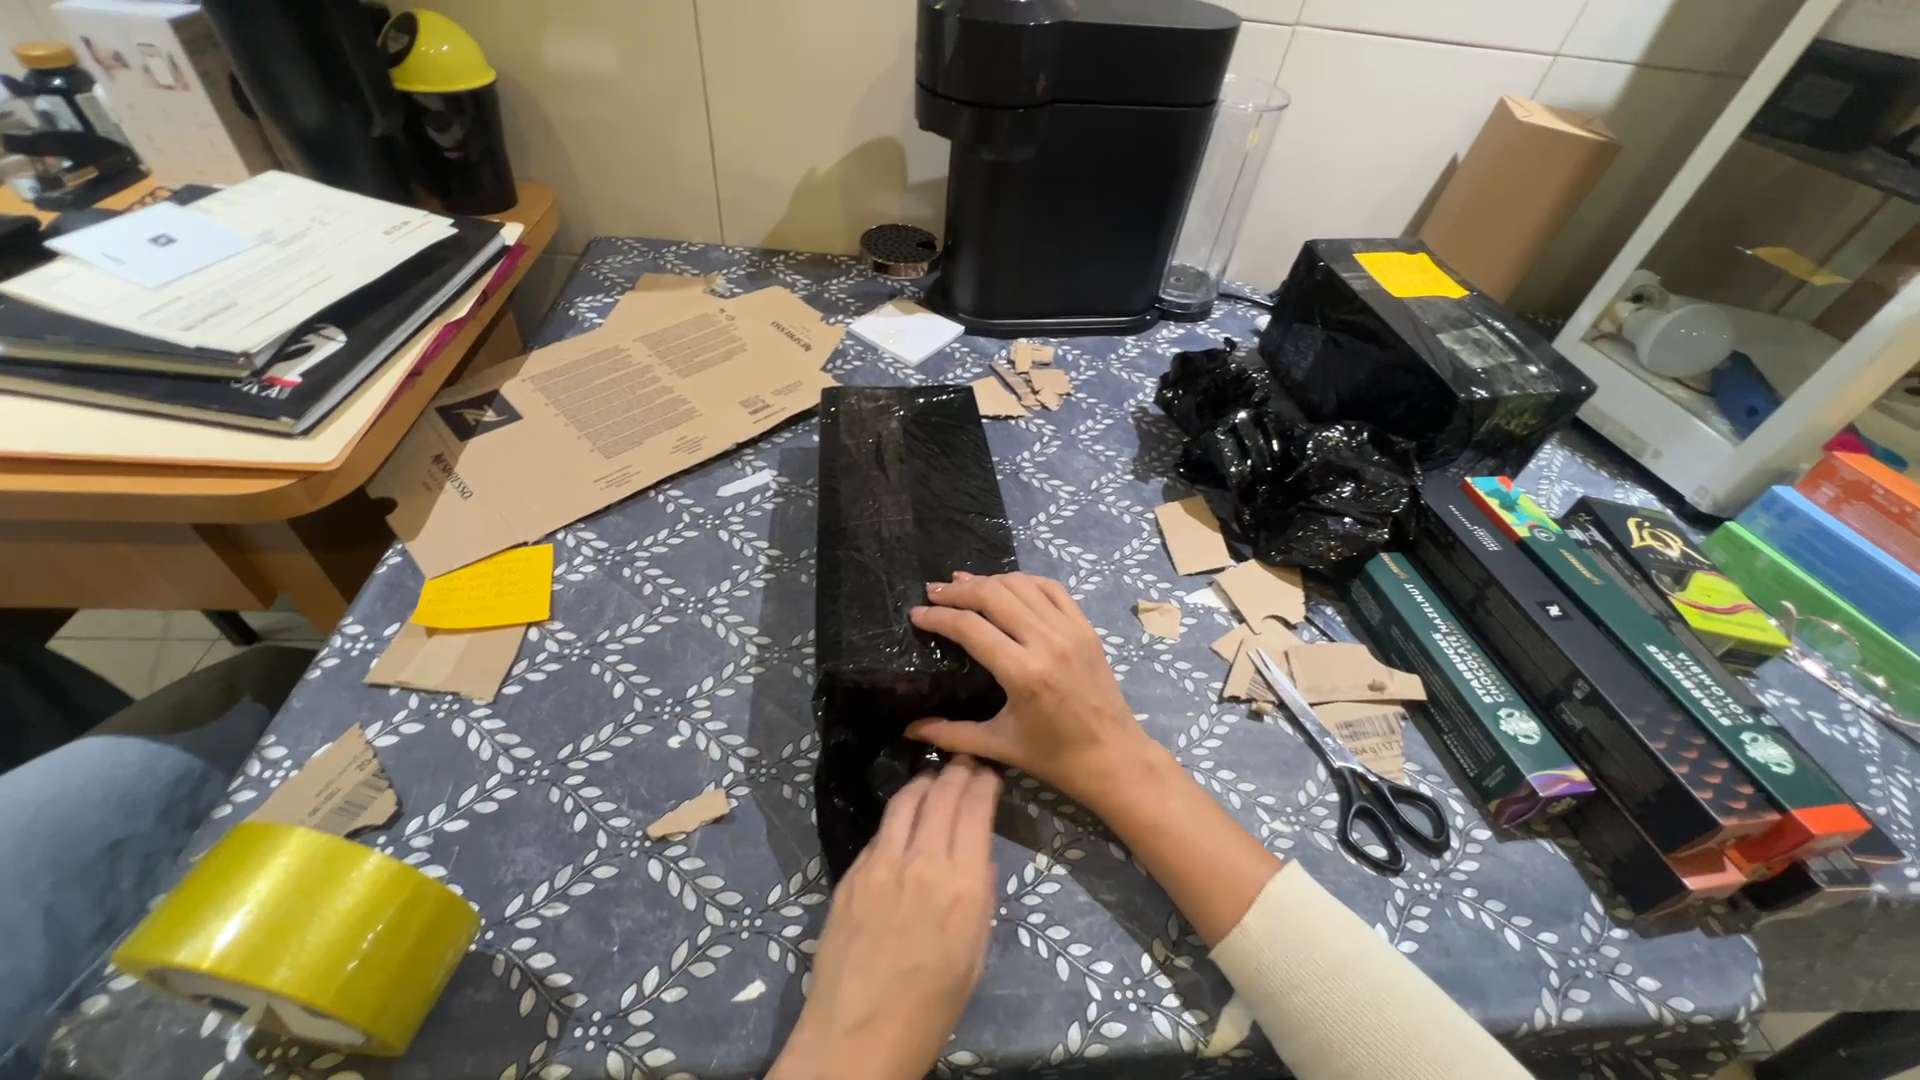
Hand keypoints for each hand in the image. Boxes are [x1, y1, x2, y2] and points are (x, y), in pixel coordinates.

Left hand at [770, 757, 1000, 1079]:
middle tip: (965, 762)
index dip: (983, 782)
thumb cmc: (931, 1006)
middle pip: (941, 794)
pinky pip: (881, 830)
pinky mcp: (852, 872)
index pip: (975, 808)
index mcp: (962, 885)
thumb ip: (978, 893)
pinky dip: (899, 814)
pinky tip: (904, 816)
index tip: (989, 772)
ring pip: (905, 801)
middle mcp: (922, 861)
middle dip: (956, 772)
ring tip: (933, 776)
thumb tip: (976, 855)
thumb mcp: (974, 951)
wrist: (859, 1034)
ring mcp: (881, 863)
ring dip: (924, 782)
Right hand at [907, 572, 1158, 807]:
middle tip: (933, 591)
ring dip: (989, 580)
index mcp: (1023, 673)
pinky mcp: (1086, 627)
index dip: (938, 616)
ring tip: (963, 584)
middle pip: (994, 595)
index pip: (970, 627)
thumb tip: (910, 728)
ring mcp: (1070, 630)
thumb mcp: (998, 746)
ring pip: (1021, 585)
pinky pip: (1052, 589)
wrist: (1114, 756)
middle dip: (958, 590)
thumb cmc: (1053, 757)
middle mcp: (1046, 642)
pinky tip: (1006, 585)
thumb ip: (950, 734)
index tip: (916, 613)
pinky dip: (1025, 581)